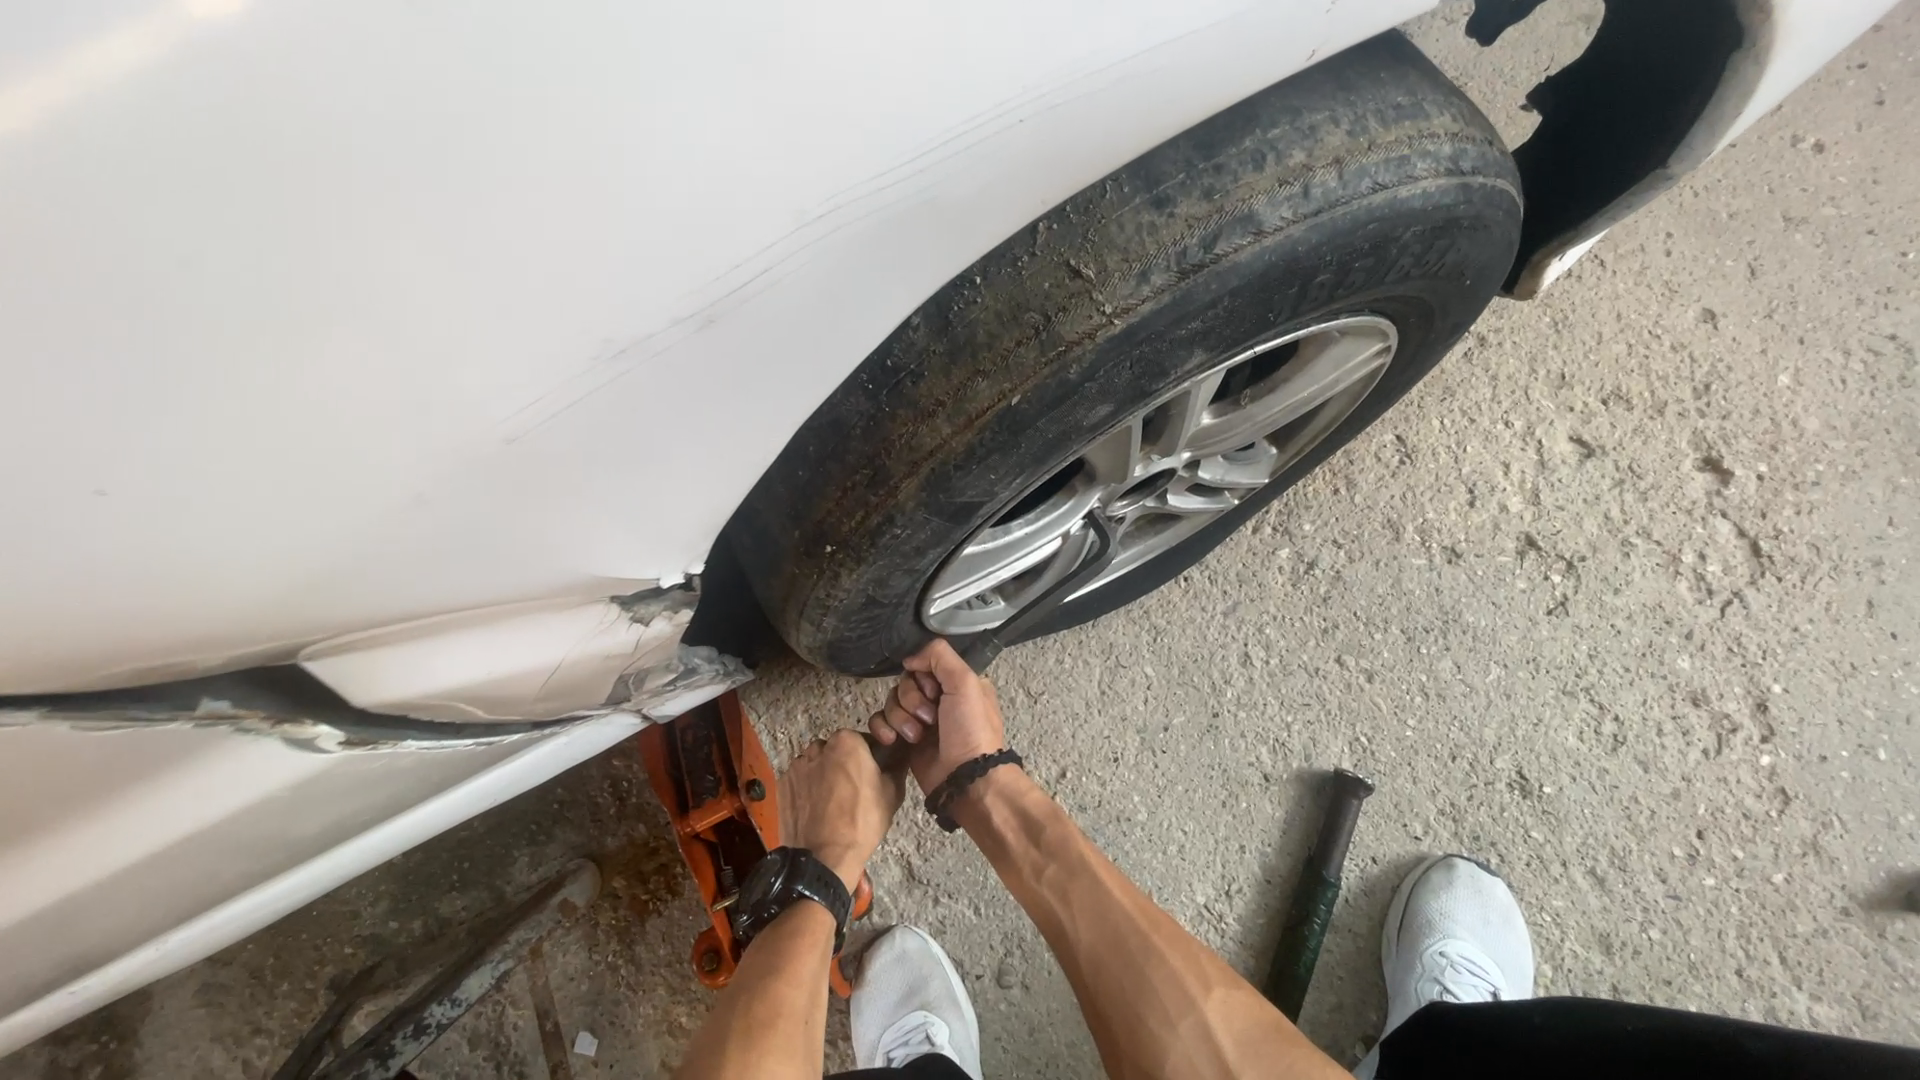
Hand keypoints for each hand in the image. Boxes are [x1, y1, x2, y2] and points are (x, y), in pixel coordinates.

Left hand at [778, 729, 905, 890]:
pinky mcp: (781, 786)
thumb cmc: (862, 822)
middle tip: (852, 789)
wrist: (824, 858)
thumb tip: (899, 756)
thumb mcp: (892, 793)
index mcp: (847, 742)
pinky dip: (806, 789)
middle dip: (842, 763)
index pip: (861, 740)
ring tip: (831, 801)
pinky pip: (799, 780)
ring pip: (814, 764)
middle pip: (834, 749)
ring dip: (822, 774)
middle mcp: (818, 747)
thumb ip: (895, 767)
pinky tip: (815, 810)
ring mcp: (796, 766)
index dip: (868, 757)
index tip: (871, 775)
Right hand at [868, 639, 1007, 793]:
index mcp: (957, 683)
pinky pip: (881, 722)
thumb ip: (939, 656)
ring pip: (891, 702)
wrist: (963, 778)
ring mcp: (920, 720)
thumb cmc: (970, 728)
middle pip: (905, 683)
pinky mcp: (904, 740)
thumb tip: (909, 659)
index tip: (933, 692)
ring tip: (917, 736)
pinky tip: (892, 740)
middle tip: (928, 719)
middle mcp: (939, 699)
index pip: (924, 665)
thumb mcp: (966, 682)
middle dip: (912, 701)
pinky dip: (883, 728)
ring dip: (900, 718)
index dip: (923, 677)